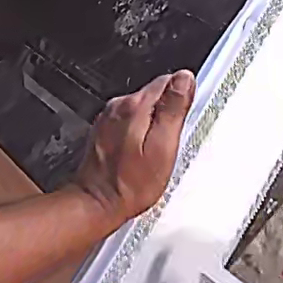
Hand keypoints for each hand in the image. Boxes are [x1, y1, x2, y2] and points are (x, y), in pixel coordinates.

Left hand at [68, 70, 192, 225]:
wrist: (97, 203)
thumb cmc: (130, 184)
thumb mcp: (163, 147)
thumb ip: (174, 110)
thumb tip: (185, 79)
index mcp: (134, 106)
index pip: (168, 81)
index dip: (182, 98)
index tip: (184, 120)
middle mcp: (117, 107)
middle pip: (154, 94)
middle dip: (167, 113)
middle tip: (169, 142)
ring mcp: (108, 119)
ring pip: (142, 109)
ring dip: (153, 125)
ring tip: (155, 151)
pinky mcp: (104, 132)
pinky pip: (129, 123)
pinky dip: (139, 134)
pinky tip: (140, 154)